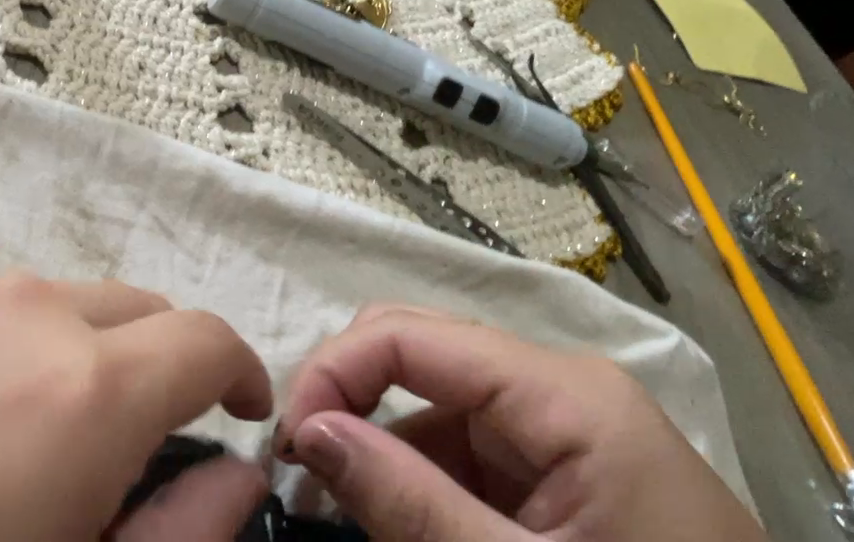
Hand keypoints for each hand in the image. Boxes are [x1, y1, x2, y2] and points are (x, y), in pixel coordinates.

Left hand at [0, 266, 272, 541]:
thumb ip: (181, 530)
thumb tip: (239, 468)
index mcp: (88, 387)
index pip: (206, 338)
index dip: (238, 372)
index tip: (235, 411)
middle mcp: (30, 306)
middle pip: (137, 307)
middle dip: (157, 361)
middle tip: (124, 436)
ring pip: (53, 299)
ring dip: (66, 348)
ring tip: (12, 426)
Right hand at [275, 306, 766, 541]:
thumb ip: (413, 505)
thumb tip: (307, 432)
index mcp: (565, 393)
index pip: (409, 335)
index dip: (334, 372)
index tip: (289, 443)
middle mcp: (559, 387)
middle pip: (417, 352)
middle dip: (348, 400)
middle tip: (300, 470)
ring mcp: (561, 426)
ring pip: (432, 403)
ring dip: (375, 446)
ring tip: (333, 507)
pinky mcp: (562, 466)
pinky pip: (465, 447)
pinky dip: (415, 476)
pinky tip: (391, 517)